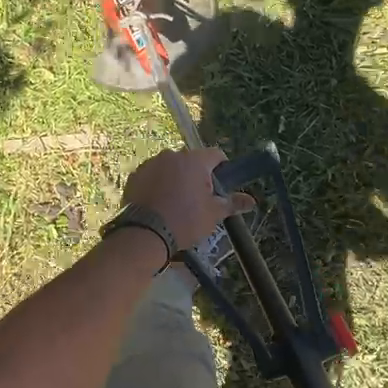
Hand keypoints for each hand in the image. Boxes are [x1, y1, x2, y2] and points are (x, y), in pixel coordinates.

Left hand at [121, 148, 252, 248]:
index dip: (222, 168)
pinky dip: (158, 184)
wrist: (145, 232)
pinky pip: (153, 175)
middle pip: (191, 161)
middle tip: (199, 199)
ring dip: (176, 178)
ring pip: (170, 167)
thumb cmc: (185, 221)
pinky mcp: (135, 174)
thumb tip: (251, 201)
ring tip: (176, 202)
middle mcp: (172, 155)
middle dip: (198, 175)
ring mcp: (151, 163)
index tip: (221, 185)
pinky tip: (159, 203)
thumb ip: (232, 203)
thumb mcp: (213, 213)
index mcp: (194, 161)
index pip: (216, 155)